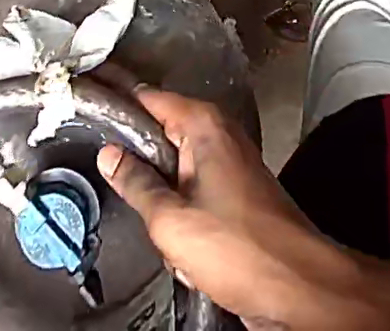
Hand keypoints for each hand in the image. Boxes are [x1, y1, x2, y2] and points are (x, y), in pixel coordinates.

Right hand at [95, 88, 372, 330]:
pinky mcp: (234, 191)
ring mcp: (227, 161)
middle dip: (136, 157)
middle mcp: (216, 133)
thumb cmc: (242, 250)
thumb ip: (134, 182)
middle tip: (115, 174)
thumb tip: (109, 156)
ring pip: (171, 163)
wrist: (306, 295)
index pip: (143, 94)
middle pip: (156, 129)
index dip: (111, 96)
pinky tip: (178, 239)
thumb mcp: (170, 219)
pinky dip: (179, 207)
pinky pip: (190, 186)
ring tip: (155, 219)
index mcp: (201, 124)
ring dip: (158, 191)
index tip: (83, 95)